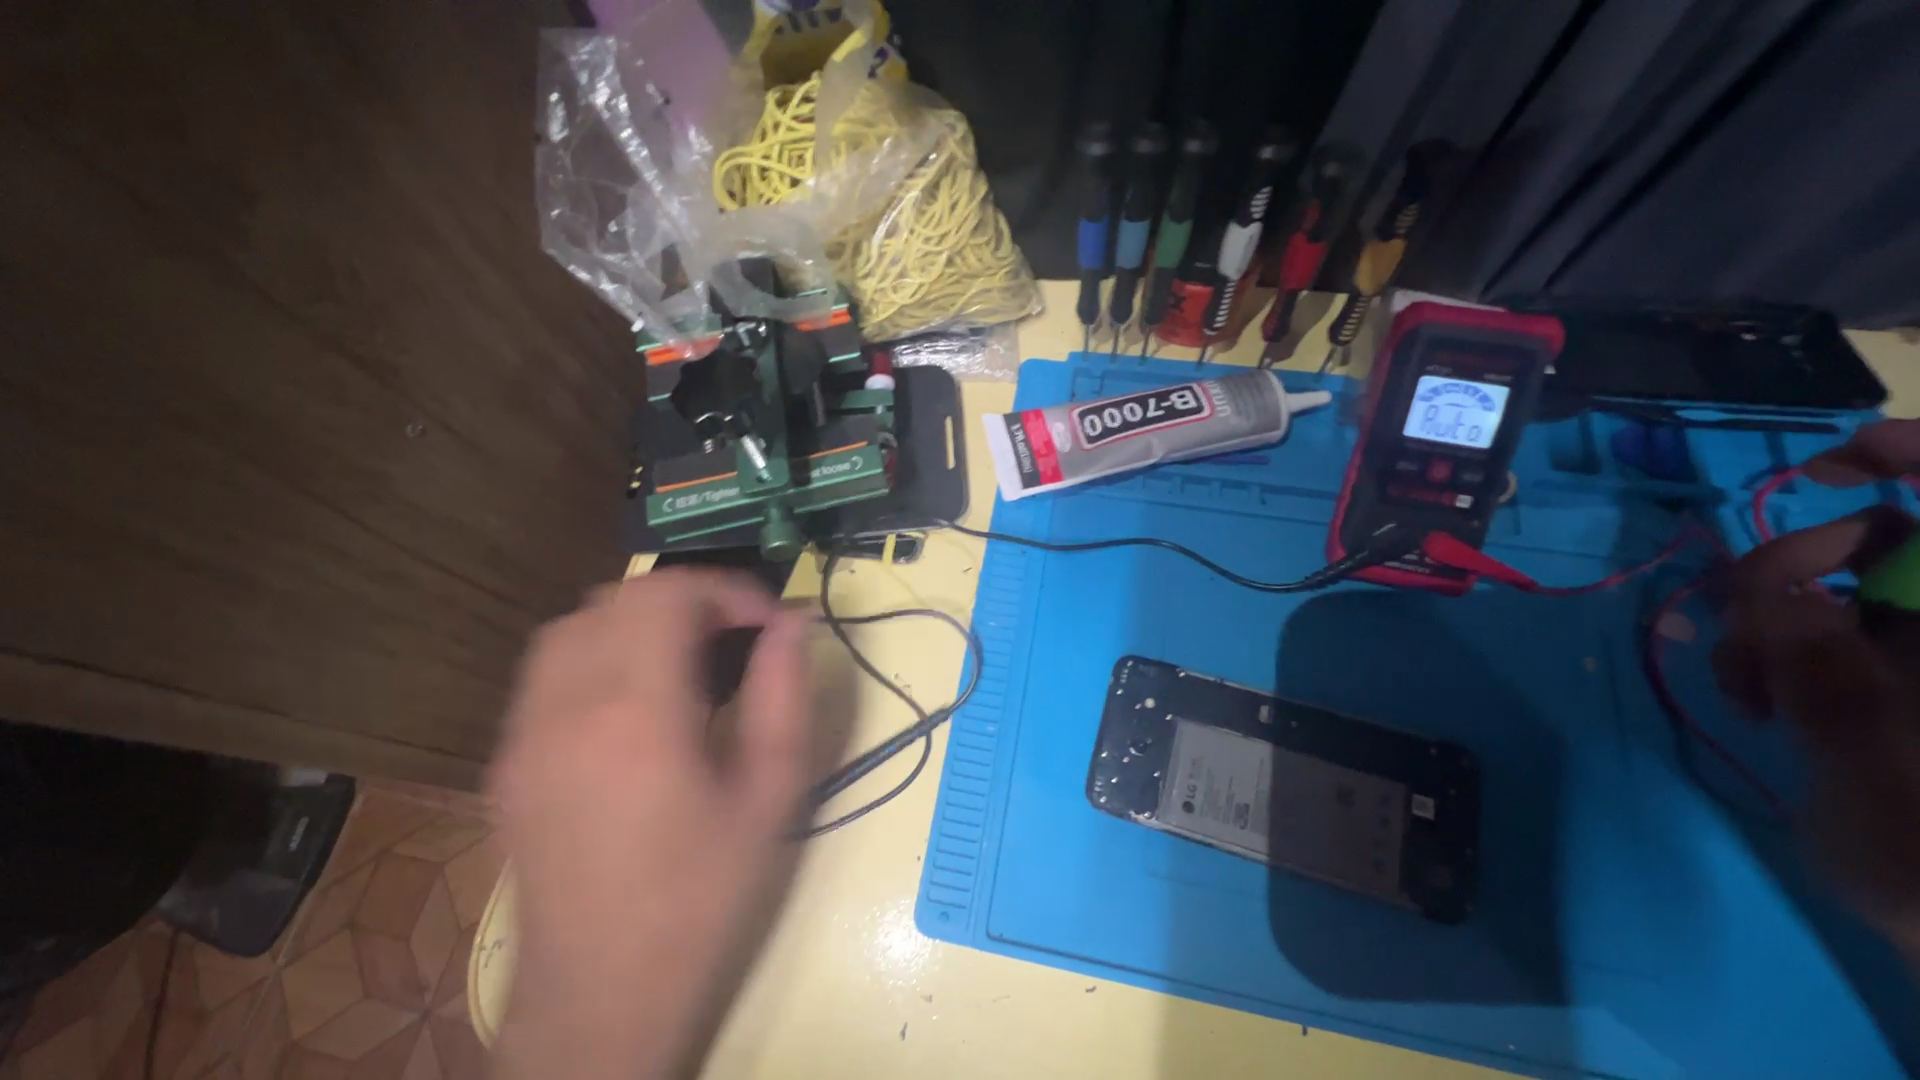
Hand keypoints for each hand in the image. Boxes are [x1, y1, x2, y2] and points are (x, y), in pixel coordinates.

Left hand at [489, 569, 816, 1079]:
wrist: (601, 993)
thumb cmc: (702, 897)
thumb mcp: (770, 796)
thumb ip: (785, 696)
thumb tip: (792, 623)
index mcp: (635, 714)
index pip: (667, 595)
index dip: (725, 590)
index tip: (766, 623)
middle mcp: (565, 707)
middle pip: (616, 599)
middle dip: (685, 601)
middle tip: (733, 641)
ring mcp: (522, 733)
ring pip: (570, 627)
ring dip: (632, 622)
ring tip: (682, 663)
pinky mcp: (506, 761)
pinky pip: (546, 673)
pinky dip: (595, 656)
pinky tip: (631, 706)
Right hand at [1716, 421, 1919, 956]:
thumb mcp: (1880, 760)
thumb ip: (1822, 668)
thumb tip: (1763, 586)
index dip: (1915, 457)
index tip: (1827, 467)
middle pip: (1887, 543)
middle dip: (1793, 571)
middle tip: (1750, 624)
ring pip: (1837, 595)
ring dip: (1768, 628)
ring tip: (1748, 692)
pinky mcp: (1893, 687)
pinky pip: (1822, 638)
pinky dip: (1776, 656)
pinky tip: (1762, 701)